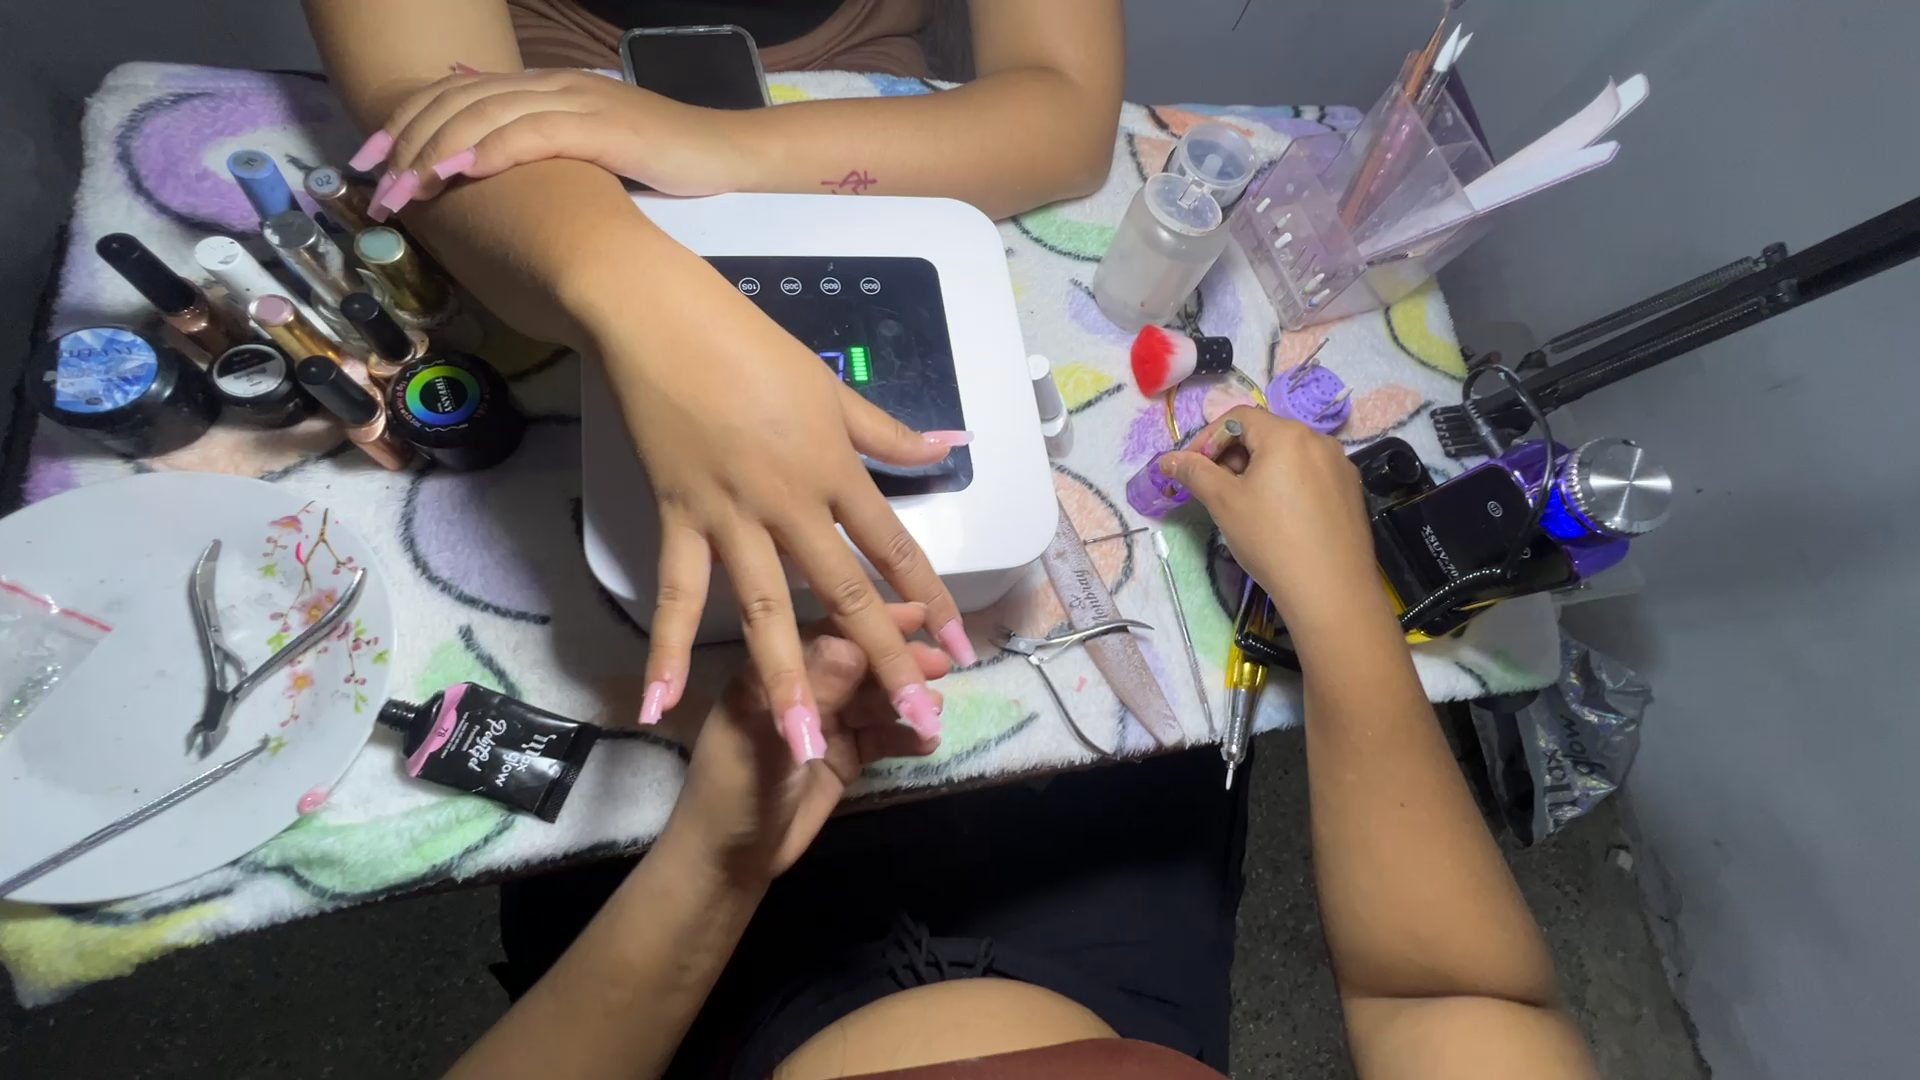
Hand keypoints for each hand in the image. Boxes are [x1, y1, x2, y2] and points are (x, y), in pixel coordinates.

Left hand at [347, 67, 753, 217]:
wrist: (725, 151)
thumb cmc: (670, 158)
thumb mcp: (601, 144)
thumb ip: (552, 139)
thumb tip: (500, 142)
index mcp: (549, 88)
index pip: (462, 97)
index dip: (412, 126)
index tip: (377, 165)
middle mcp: (553, 85)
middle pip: (460, 102)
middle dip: (407, 140)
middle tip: (371, 182)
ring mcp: (577, 102)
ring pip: (486, 115)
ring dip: (436, 151)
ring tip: (403, 188)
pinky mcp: (601, 128)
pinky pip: (532, 134)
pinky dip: (490, 150)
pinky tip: (459, 171)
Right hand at [589, 257, 973, 760]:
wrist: (662, 320)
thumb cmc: (755, 349)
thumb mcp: (833, 389)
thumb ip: (890, 432)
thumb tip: (951, 447)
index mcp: (836, 471)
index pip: (896, 547)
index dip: (933, 598)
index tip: (961, 648)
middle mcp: (791, 506)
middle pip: (846, 593)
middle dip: (885, 659)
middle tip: (918, 718)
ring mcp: (731, 519)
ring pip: (764, 610)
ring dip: (787, 679)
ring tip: (805, 744)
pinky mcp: (677, 520)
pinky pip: (672, 593)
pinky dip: (663, 649)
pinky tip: (658, 707)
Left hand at [666, 604, 947, 884]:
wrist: (727, 862)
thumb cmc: (733, 790)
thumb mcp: (767, 736)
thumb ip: (811, 692)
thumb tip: (857, 642)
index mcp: (774, 671)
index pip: (829, 635)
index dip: (871, 623)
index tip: (917, 616)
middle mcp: (805, 690)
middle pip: (860, 666)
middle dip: (899, 664)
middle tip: (941, 664)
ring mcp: (826, 723)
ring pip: (875, 702)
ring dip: (906, 702)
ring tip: (938, 708)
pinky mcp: (844, 756)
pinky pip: (881, 739)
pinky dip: (904, 738)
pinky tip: (928, 742)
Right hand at [1158, 406, 1386, 629]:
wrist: (1330, 589)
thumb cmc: (1270, 538)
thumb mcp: (1223, 502)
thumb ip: (1193, 473)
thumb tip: (1166, 460)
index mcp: (1286, 435)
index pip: (1237, 418)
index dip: (1207, 439)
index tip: (1191, 469)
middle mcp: (1318, 440)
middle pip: (1264, 433)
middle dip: (1231, 455)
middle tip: (1214, 489)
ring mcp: (1339, 465)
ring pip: (1287, 454)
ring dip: (1256, 469)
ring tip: (1243, 504)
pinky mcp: (1349, 490)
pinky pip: (1308, 473)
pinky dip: (1284, 483)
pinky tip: (1276, 516)